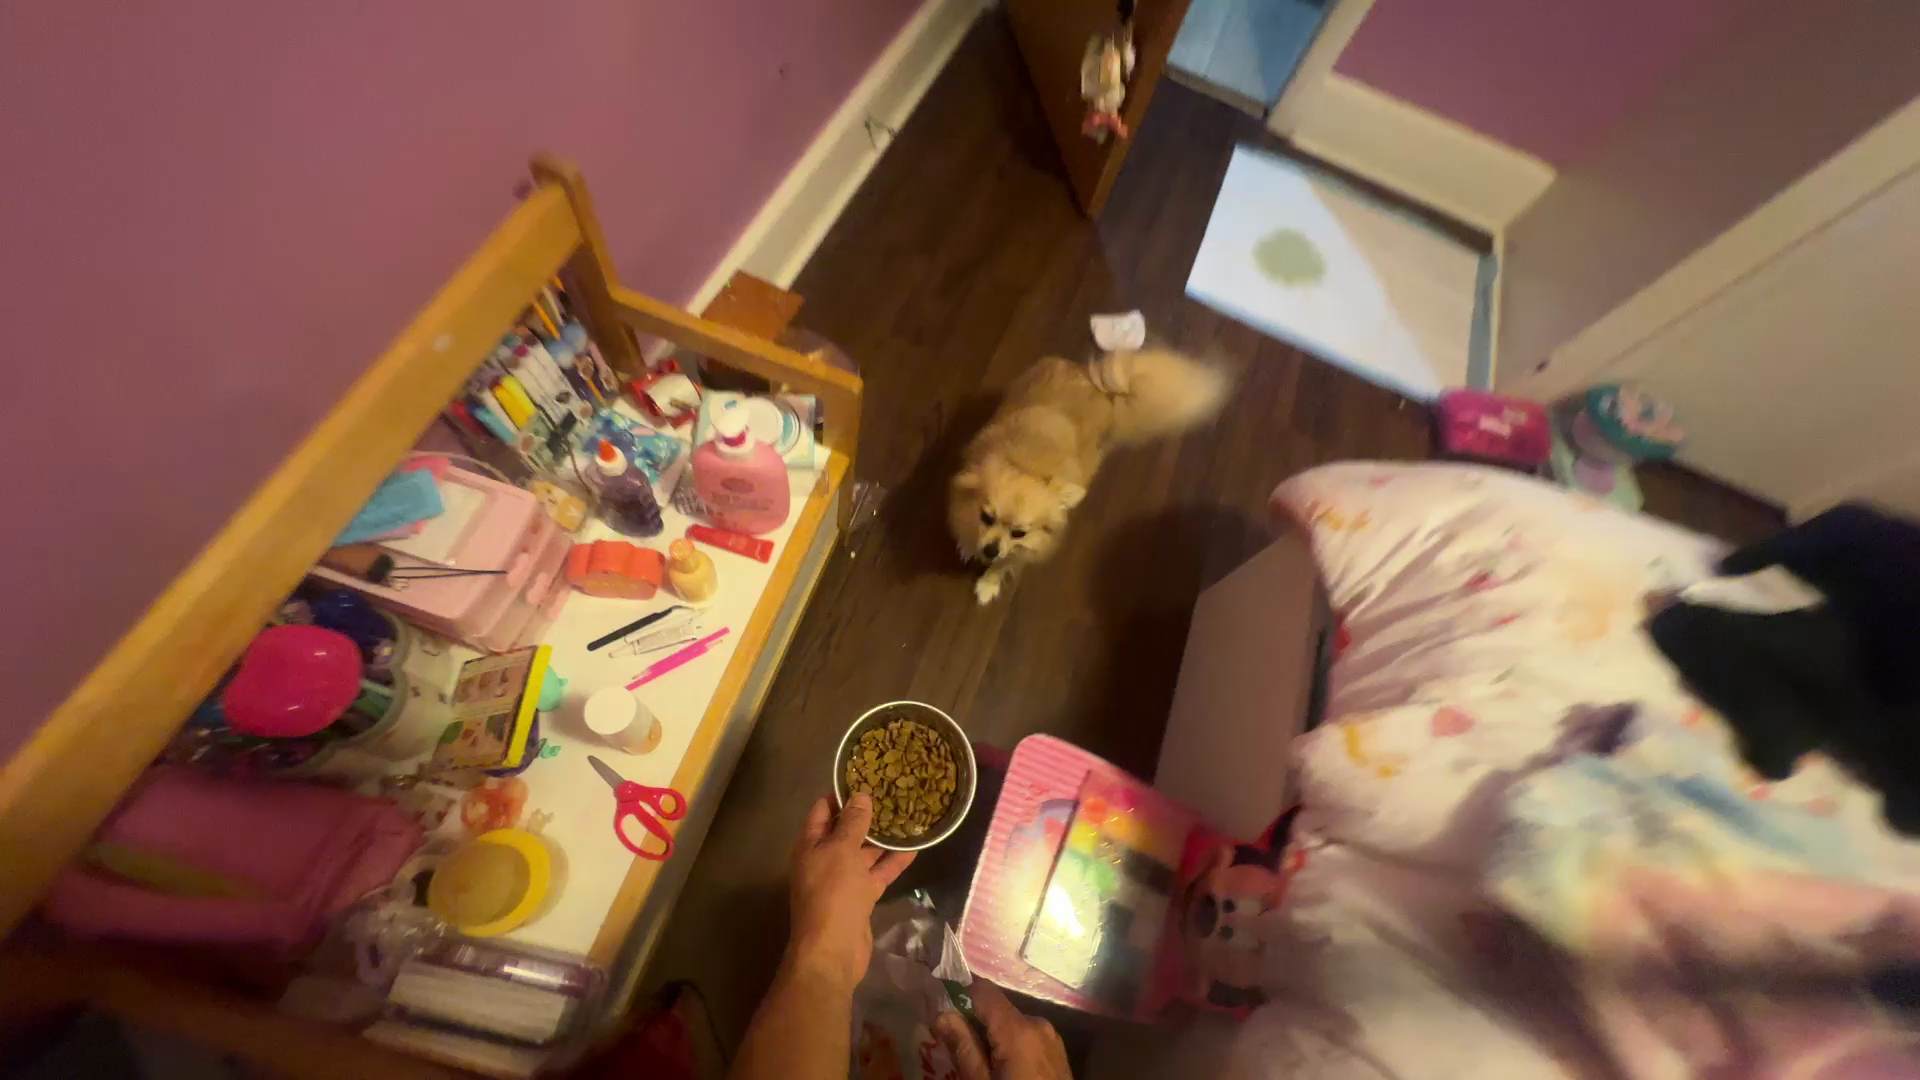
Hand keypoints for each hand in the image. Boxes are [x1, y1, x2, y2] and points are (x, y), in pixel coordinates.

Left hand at [784, 794, 914, 990]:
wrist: (833, 951)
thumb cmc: (832, 893)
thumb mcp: (842, 850)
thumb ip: (853, 822)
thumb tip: (861, 795)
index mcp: (811, 845)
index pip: (824, 810)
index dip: (841, 793)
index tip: (866, 777)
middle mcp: (825, 858)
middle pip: (846, 830)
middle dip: (867, 814)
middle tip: (893, 793)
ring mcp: (843, 879)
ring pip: (864, 851)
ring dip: (883, 838)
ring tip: (907, 815)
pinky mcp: (861, 897)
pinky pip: (878, 872)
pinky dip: (893, 861)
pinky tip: (915, 847)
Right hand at [935, 979, 1072, 1079]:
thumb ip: (963, 1047)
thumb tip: (941, 1014)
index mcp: (1018, 1029)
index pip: (982, 990)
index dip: (960, 997)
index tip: (942, 1014)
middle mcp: (1037, 1023)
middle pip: (996, 1009)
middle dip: (975, 1024)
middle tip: (957, 1050)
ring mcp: (1051, 1038)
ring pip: (1011, 1024)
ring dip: (993, 1038)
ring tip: (982, 1068)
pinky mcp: (1057, 1053)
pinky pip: (1027, 1038)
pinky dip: (1011, 1047)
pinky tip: (1005, 1073)